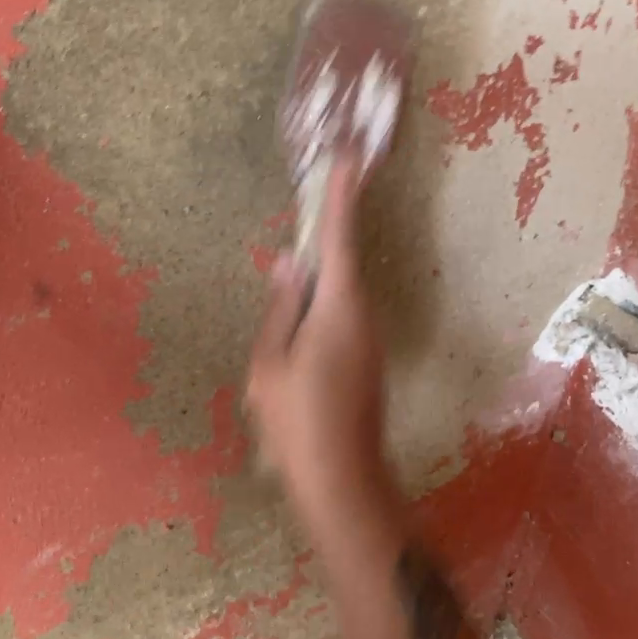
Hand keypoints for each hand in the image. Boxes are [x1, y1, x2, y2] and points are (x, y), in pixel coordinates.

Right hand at [246, 156, 387, 507]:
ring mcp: (368, 339)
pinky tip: (300, 315)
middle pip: (342, 262)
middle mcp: (362, 316)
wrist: (341, 481)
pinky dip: (322, 299)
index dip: (341, 196)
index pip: (338, 239)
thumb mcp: (269, 363)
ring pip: (340, 291)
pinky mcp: (365, 359)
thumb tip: (287, 263)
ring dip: (321, 271)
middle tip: (321, 191)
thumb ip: (281, 308)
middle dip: (329, 228)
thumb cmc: (296, 421)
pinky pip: (340, 313)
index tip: (349, 157)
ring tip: (295, 262)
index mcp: (338, 308)